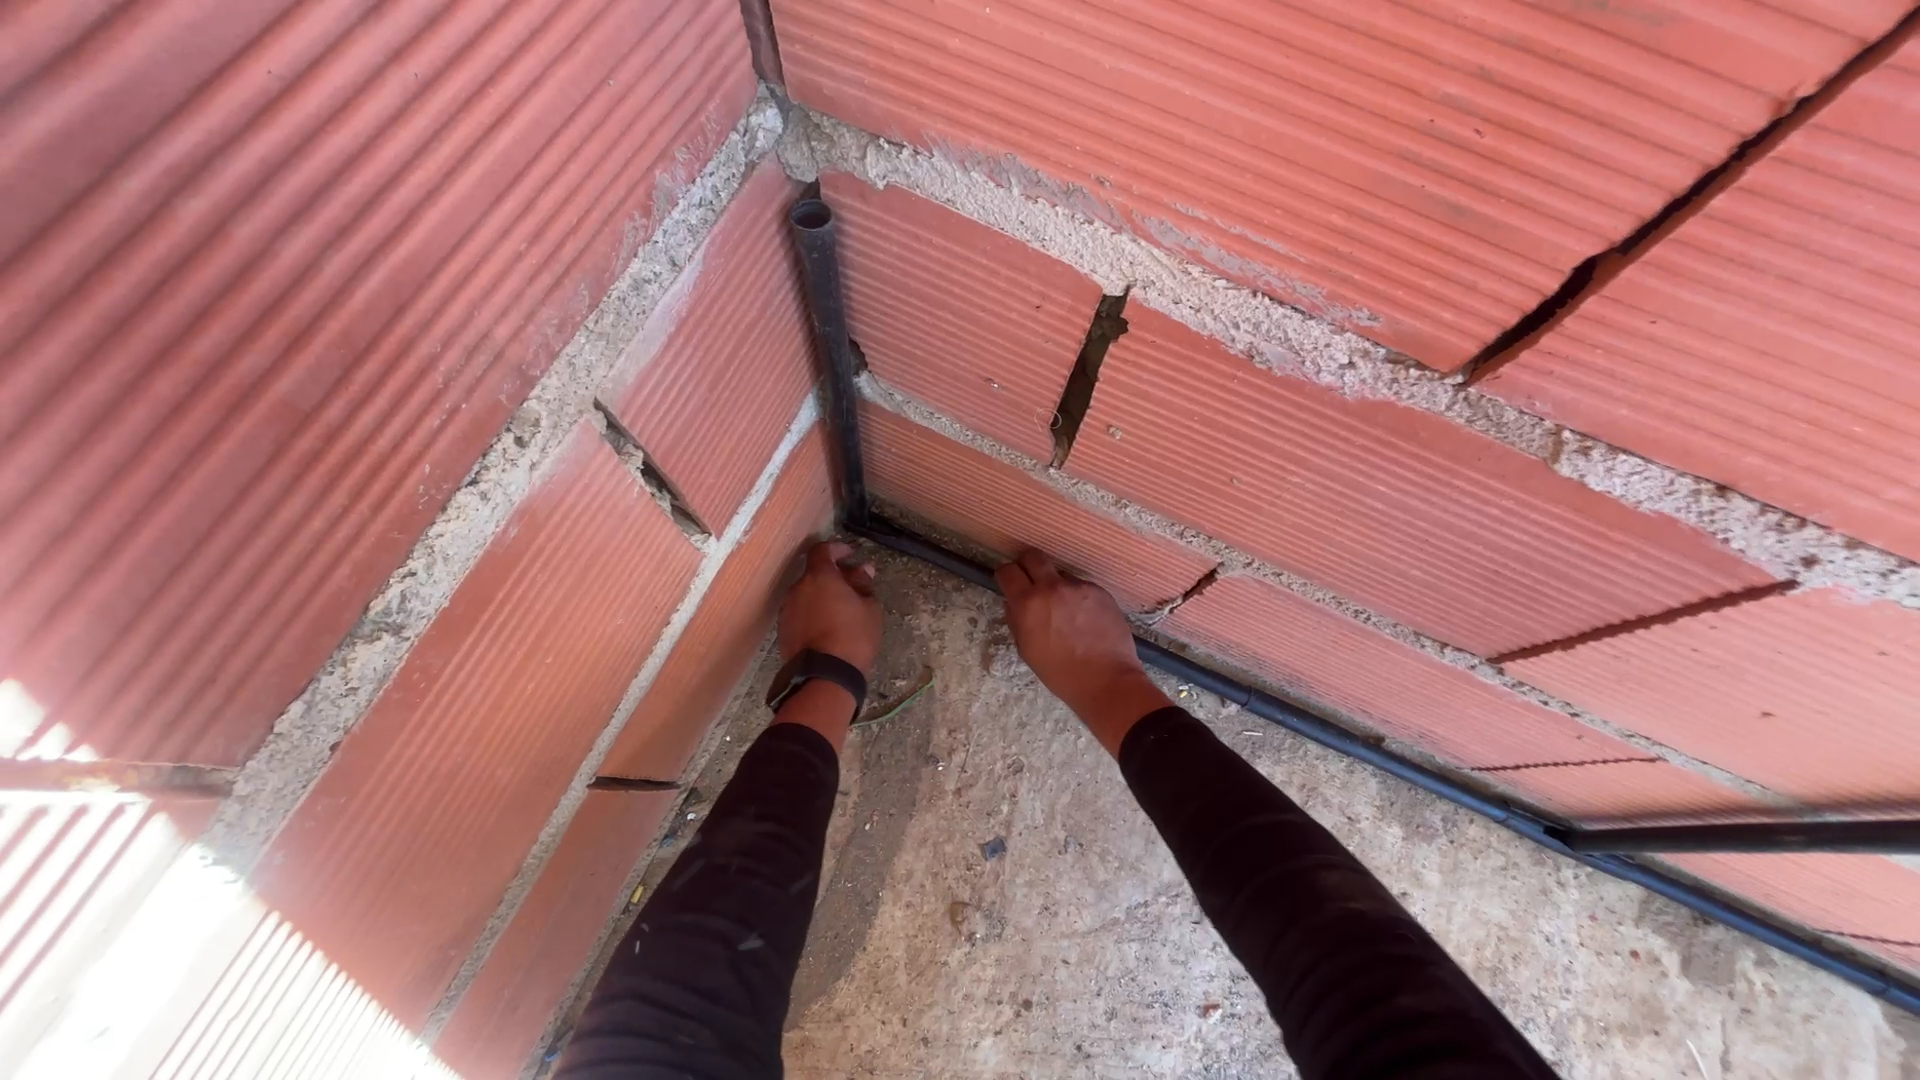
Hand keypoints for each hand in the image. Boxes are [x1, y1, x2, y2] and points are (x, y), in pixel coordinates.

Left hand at [778, 540, 881, 676]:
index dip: (836, 548)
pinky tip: (829, 625)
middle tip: (853, 585)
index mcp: (819, 577)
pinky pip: (801, 612)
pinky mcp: (783, 630)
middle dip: (833, 575)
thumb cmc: (853, 637)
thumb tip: (862, 569)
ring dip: (822, 595)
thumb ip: (863, 584)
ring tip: (842, 608)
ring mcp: (787, 610)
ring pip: (806, 594)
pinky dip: (813, 611)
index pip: (821, 550)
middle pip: (814, 573)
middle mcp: (798, 589)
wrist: (825, 675)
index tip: (850, 554)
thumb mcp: (868, 608)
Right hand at [995, 550, 1171, 756]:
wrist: (1106, 680)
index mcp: (1028, 603)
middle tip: (1030, 580)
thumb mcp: (1027, 649)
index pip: (1008, 571)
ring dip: (1056, 585)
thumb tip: (1014, 602)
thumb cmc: (1060, 673)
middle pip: (1033, 556)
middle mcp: (1052, 588)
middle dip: (1027, 565)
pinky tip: (1084, 619)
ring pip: (1060, 574)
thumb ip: (1016, 620)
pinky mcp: (1099, 591)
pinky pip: (1081, 587)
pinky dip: (1078, 597)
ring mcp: (1078, 587)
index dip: (1006, 576)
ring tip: (1065, 611)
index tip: (1008, 582)